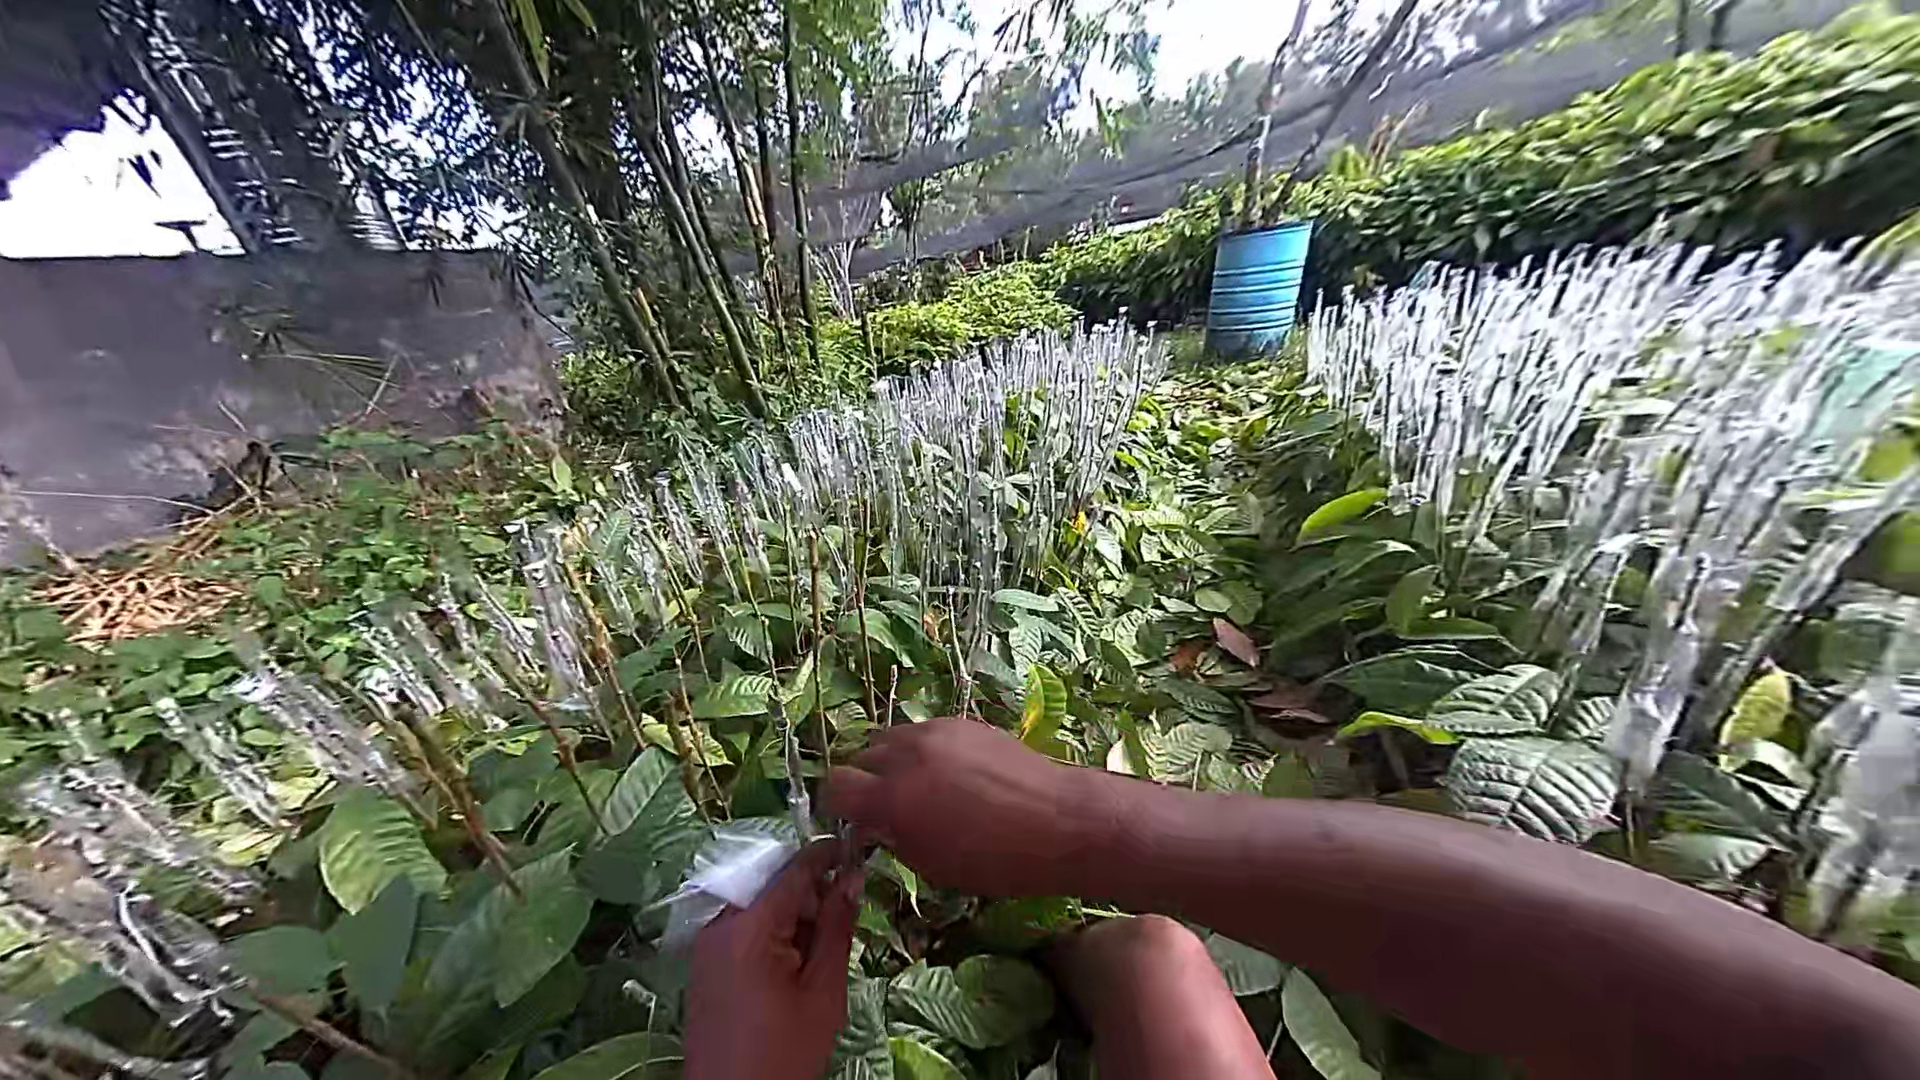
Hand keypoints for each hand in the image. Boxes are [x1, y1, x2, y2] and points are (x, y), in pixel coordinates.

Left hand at [685, 839, 864, 1079]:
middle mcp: (722, 925)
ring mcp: (709, 946)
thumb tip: (853, 876)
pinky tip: (793, 965)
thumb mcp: (823, 990)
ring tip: (818, 952)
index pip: (795, 869)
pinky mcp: (705, 966)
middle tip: (842, 918)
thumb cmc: (783, 1055)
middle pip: (776, 886)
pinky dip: (773, 933)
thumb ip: (838, 925)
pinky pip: (745, 929)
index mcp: (750, 926)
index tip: (855, 850)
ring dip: (794, 915)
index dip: (828, 854)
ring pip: (762, 906)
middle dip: (812, 894)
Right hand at [825, 718, 1108, 897]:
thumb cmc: (996, 860)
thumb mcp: (932, 864)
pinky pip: (926, 732)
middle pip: (863, 756)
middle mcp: (906, 753)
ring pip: (893, 738)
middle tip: (890, 805)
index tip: (855, 818)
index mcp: (893, 796)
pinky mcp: (962, 720)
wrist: (1058, 819)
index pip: (836, 784)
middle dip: (867, 781)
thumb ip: (892, 836)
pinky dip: (925, 750)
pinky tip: (952, 772)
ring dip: (895, 761)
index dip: (839, 804)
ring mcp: (936, 730)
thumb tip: (873, 822)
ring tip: (922, 786)